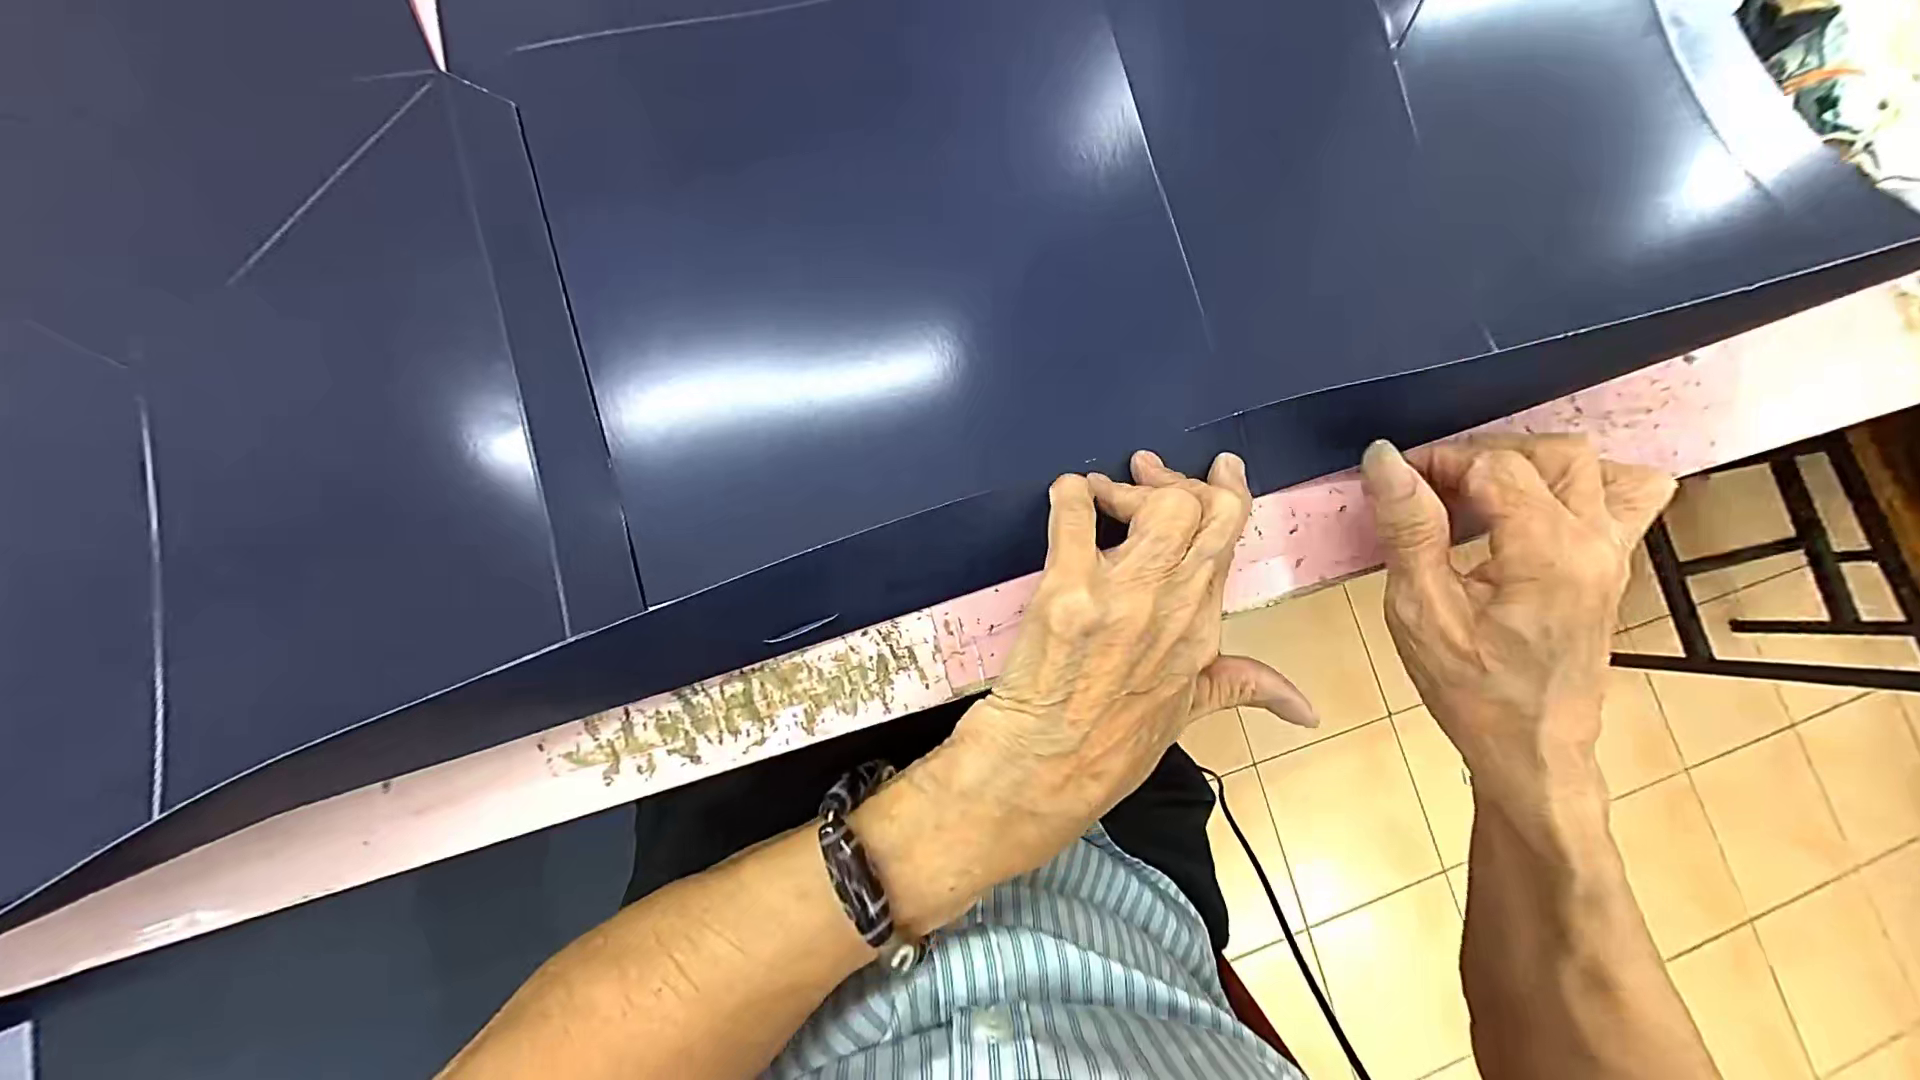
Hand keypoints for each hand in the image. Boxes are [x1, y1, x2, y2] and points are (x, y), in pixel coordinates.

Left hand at [922, 450, 1314, 884]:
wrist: (1046, 768)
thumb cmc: (1111, 744)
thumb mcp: (1186, 713)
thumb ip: (1241, 688)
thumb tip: (1304, 708)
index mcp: (1202, 628)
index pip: (1231, 537)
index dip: (1223, 493)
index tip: (1215, 470)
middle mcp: (1173, 608)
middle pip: (1201, 511)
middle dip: (1174, 479)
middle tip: (1142, 472)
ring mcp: (1123, 600)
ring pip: (1159, 508)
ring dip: (1126, 488)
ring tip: (1100, 494)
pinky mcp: (1067, 594)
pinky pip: (1077, 519)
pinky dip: (1072, 496)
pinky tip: (1066, 496)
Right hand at [1358, 435, 1674, 809]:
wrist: (1529, 744)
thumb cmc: (1468, 685)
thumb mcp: (1420, 609)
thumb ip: (1409, 528)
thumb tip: (1385, 461)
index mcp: (1550, 553)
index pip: (1497, 467)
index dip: (1438, 461)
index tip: (1392, 479)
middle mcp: (1598, 542)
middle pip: (1552, 454)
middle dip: (1479, 456)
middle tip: (1426, 486)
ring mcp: (1615, 553)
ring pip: (1594, 467)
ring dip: (1527, 463)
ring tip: (1474, 491)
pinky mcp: (1613, 565)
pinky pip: (1619, 495)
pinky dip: (1572, 483)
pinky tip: (1523, 507)